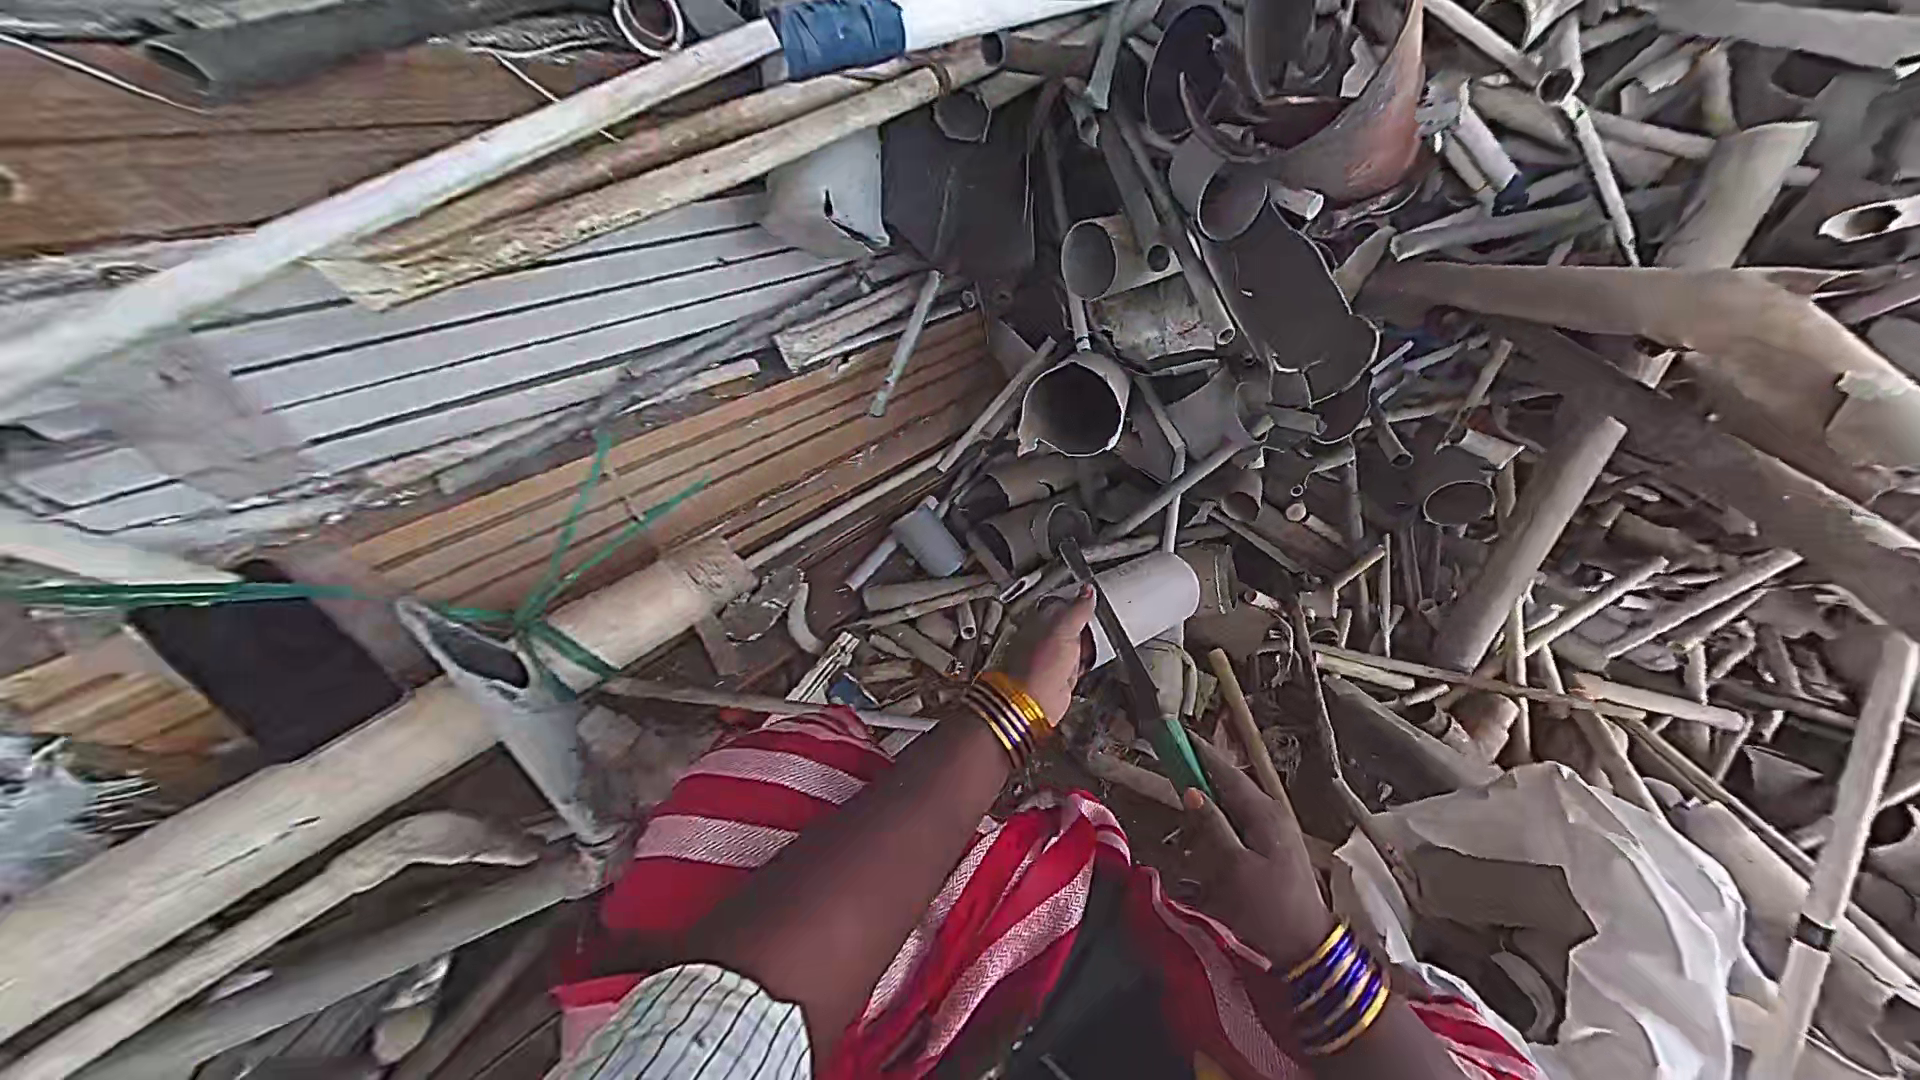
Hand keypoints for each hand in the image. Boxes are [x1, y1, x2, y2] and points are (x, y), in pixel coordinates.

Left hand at [996, 586, 1094, 722]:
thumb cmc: (1037, 665)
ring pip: (1075, 643)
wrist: (1033, 700)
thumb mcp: (1064, 628)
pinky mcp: (1062, 676)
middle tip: (1098, 618)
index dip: (1076, 600)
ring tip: (1097, 638)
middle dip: (1085, 623)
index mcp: (1039, 620)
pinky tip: (1090, 659)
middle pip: (1070, 624)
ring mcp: (1053, 657)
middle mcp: (1044, 638)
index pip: (1060, 603)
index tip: (1092, 596)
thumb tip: (1088, 590)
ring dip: (1086, 643)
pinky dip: (1086, 661)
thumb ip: (1077, 609)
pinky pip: (1078, 663)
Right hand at [1182, 734, 1335, 967]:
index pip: (1226, 771)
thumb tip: (1190, 791)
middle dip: (1202, 770)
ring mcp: (1275, 829)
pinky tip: (1207, 824)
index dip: (1200, 752)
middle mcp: (1272, 813)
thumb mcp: (1233, 868)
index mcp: (1264, 813)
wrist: (1308, 949)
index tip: (1176, 734)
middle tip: (1174, 760)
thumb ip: (1212, 826)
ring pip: (1234, 800)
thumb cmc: (1268, 908)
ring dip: (1210, 793)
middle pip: (1230, 782)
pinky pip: (1240, 818)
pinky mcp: (1273, 846)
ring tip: (1186, 788)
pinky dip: (1220, 813)